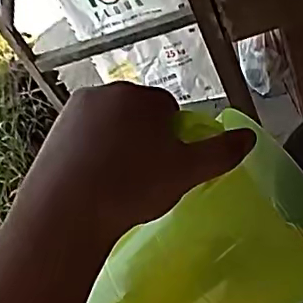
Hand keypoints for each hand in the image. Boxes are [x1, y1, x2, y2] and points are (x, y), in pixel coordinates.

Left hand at [15, 83, 253, 234]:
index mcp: (141, 97)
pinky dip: (97, 155)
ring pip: (114, 126)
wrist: (67, 210)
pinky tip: (100, 182)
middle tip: (152, 175)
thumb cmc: (134, 187)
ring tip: (125, 182)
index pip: (171, 109)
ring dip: (124, 146)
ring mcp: (75, 111)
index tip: (173, 164)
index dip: (177, 137)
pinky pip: (88, 138)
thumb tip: (249, 138)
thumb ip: (222, 152)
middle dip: (149, 138)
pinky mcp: (53, 132)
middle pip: (141, 114)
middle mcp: (106, 92)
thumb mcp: (189, 172)